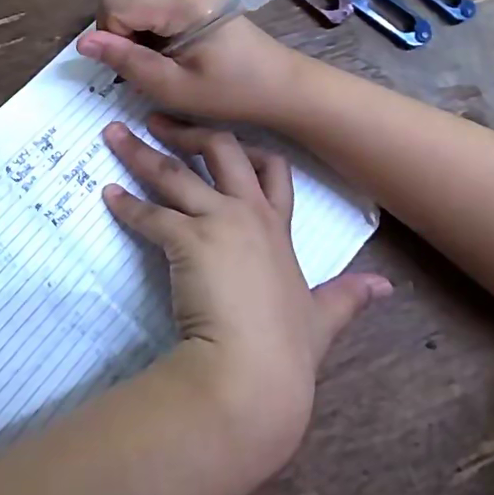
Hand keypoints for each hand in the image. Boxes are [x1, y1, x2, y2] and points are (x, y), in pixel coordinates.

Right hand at [78, 0, 305, 125]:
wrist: (279, 84)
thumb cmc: (230, 91)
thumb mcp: (173, 87)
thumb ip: (127, 61)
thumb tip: (83, 43)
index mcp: (179, 0)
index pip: (113, 6)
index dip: (114, 40)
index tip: (138, 67)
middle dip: (119, 33)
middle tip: (148, 64)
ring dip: (132, 30)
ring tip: (162, 58)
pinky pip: (147, 0)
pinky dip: (146, 25)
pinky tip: (170, 48)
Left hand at [101, 114, 390, 441]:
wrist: (256, 374)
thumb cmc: (288, 350)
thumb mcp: (324, 318)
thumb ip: (350, 297)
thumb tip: (385, 287)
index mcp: (279, 229)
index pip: (273, 172)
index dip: (251, 152)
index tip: (226, 140)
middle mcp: (249, 214)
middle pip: (222, 151)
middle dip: (191, 132)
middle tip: (160, 120)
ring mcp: (217, 223)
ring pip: (175, 173)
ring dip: (141, 153)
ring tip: (113, 134)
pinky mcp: (187, 240)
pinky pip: (150, 214)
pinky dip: (126, 204)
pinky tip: (108, 195)